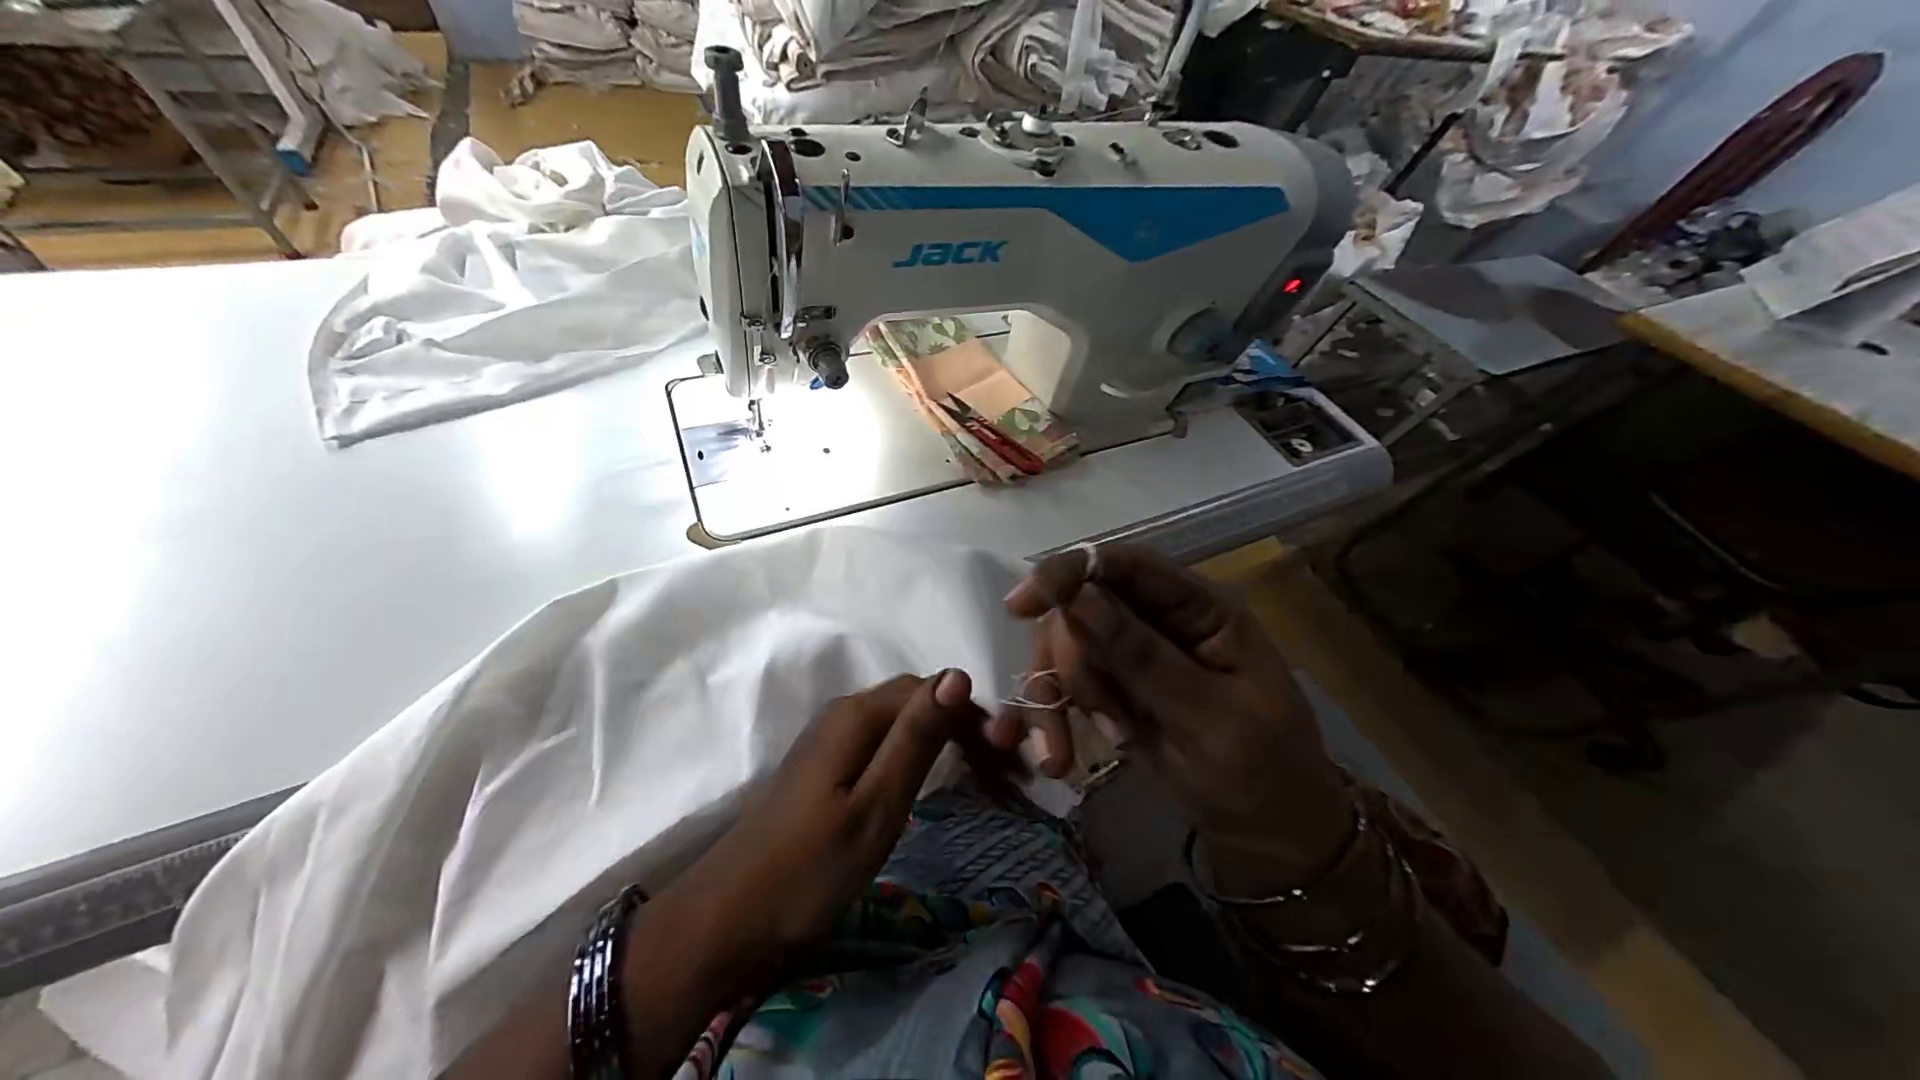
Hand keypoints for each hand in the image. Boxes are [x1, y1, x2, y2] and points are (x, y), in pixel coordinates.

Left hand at [661, 671, 982, 966]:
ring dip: (951, 747)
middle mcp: (845, 714)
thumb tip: (958, 675)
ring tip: (990, 784)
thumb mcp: (876, 805)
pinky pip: (887, 747)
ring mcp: (833, 742)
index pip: (936, 691)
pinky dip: (924, 762)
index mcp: (858, 715)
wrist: (728, 921)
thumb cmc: (809, 870)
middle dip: (970, 731)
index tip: (1016, 762)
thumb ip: (917, 738)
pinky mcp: (828, 769)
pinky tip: (939, 785)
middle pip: (922, 704)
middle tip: (1011, 778)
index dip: (980, 719)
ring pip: (906, 726)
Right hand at [990, 546, 1348, 876]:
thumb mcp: (1210, 718)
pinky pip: (1063, 687)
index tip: (1019, 606)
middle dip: (1068, 662)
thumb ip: (1144, 658)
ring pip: (1064, 648)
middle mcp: (1158, 619)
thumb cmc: (1261, 770)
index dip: (1069, 572)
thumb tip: (1078, 599)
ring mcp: (1131, 654)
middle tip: (1095, 719)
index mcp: (1199, 608)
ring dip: (1054, 698)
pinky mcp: (1111, 689)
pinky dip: (1052, 719)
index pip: (1127, 565)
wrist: (1266, 832)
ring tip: (1062, 754)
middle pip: (1081, 607)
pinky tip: (1058, 758)